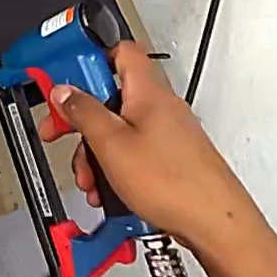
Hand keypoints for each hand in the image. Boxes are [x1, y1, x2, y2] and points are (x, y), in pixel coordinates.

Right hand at [39, 41, 268, 260]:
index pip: (119, 51)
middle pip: (109, 95)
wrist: (215, 225)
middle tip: (61, 128)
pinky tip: (106, 188)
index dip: (89, 57)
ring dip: (94, 150)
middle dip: (81, 116)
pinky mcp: (169, 157)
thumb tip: (64, 92)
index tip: (64, 73)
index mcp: (147, 92)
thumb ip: (83, 111)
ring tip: (88, 175)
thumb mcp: (111, 144)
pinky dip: (113, 165)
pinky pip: (131, 150)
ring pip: (117, 128)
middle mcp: (160, 107)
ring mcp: (166, 133)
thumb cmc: (175, 184)